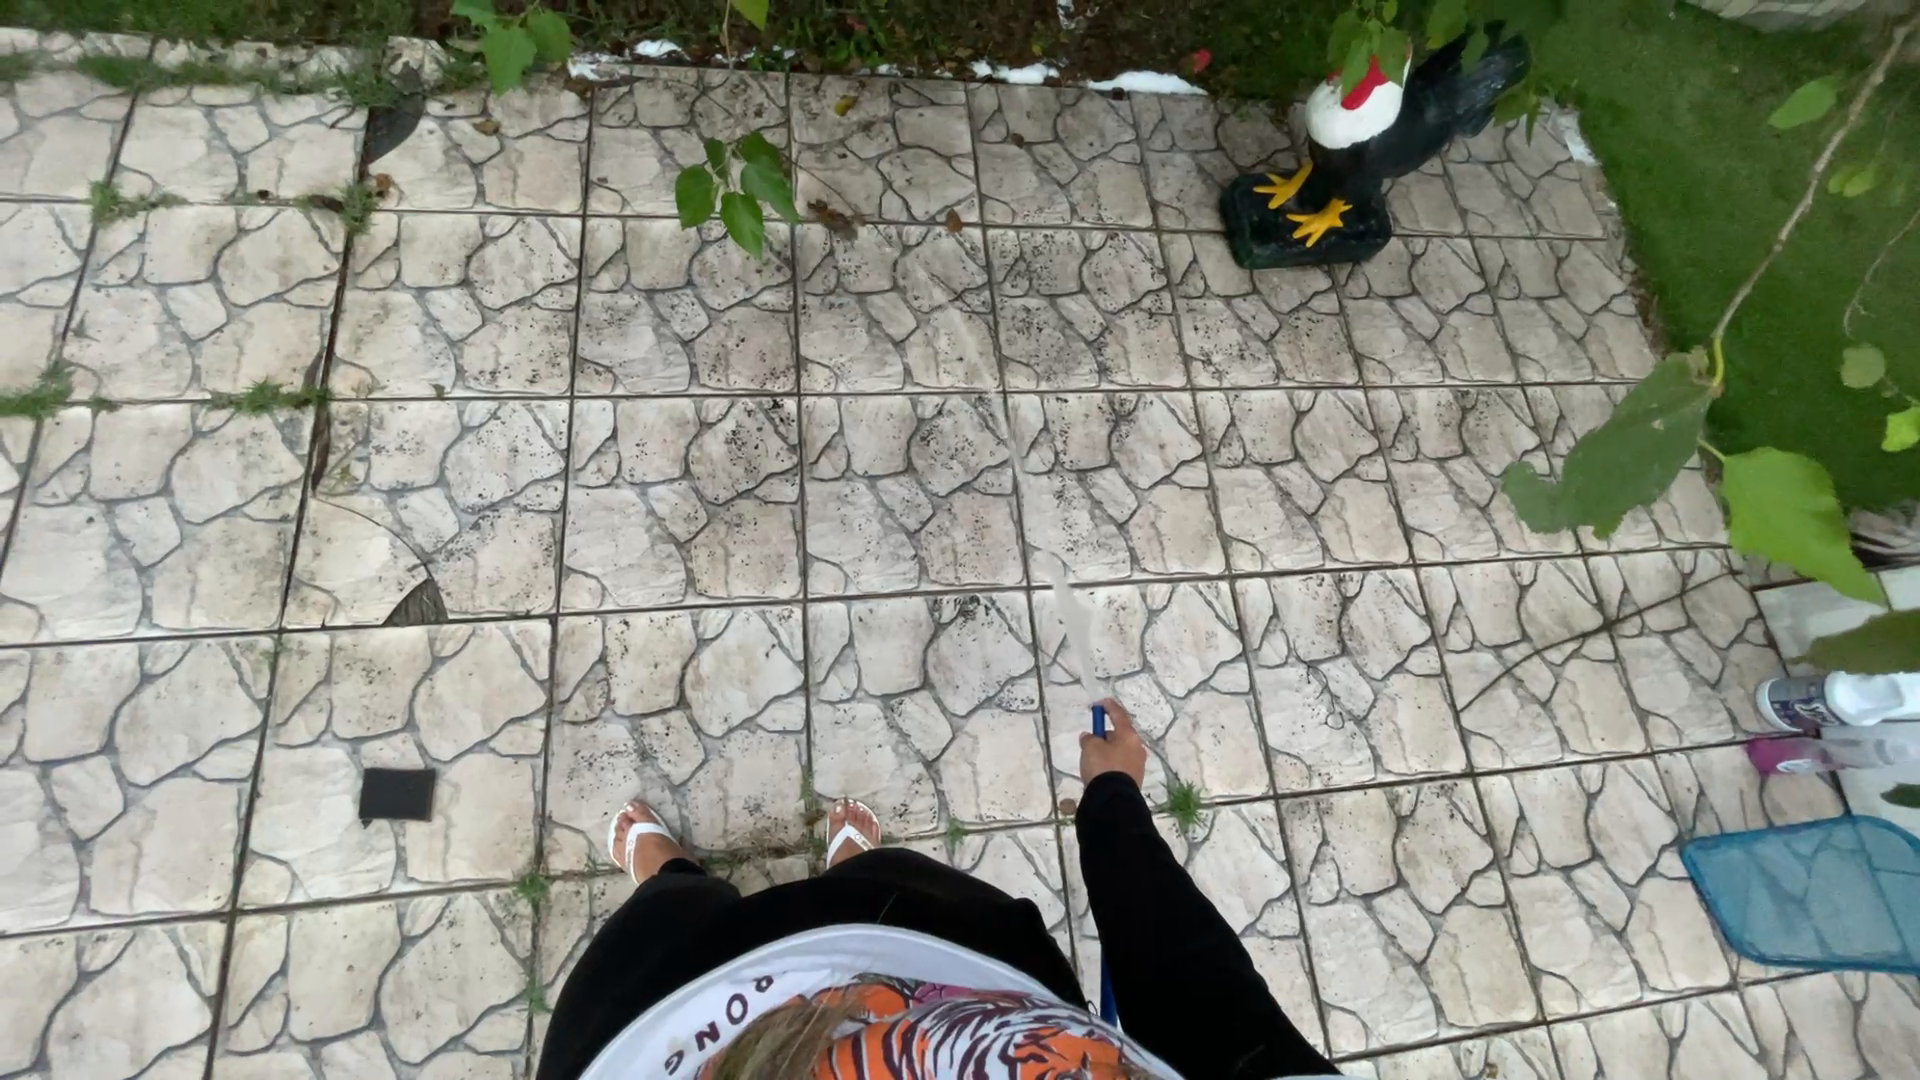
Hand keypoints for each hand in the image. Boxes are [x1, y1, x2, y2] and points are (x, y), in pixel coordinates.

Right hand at [1079, 699, 1146, 788]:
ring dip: (1108, 750)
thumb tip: (1090, 737)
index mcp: (1129, 735)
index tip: (1100, 702)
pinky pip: (1120, 764)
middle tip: (1092, 739)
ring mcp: (1138, 764)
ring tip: (1093, 759)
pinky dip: (1111, 763)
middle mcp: (1137, 747)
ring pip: (1120, 750)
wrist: (1113, 798)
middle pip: (1120, 734)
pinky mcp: (1135, 778)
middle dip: (1106, 734)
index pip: (1119, 715)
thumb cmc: (1103, 766)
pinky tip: (1100, 770)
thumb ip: (1089, 738)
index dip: (1109, 706)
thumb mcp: (1090, 747)